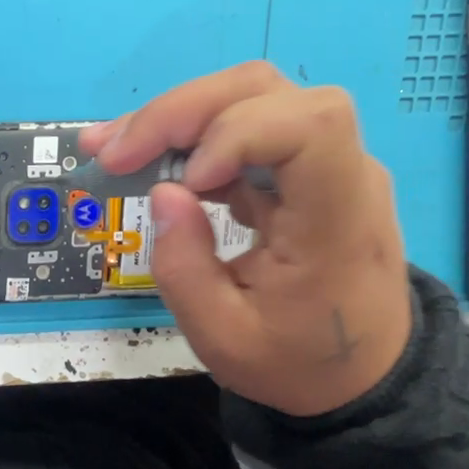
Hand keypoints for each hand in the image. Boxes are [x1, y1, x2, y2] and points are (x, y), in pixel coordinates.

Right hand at [79, 63, 412, 416]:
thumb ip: (185, 270)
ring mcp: (325, 167)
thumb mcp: (223, 339)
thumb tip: (162, 194)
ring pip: (255, 99)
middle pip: (268, 92)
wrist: (358, 376)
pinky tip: (148, 160)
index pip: (308, 124)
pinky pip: (249, 130)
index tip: (184, 184)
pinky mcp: (303, 174)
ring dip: (178, 117)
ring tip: (114, 149)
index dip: (236, 133)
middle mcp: (342, 173)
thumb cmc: (294, 363)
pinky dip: (193, 138)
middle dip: (181, 112)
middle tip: (110, 150)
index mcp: (334, 219)